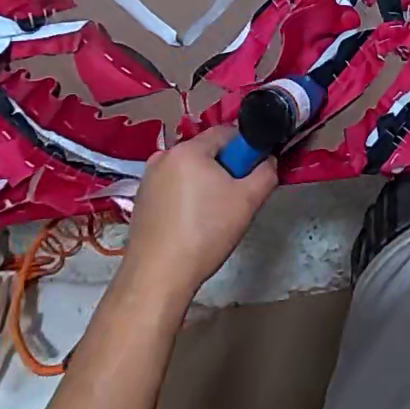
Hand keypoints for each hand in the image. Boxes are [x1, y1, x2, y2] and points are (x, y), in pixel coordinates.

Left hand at [117, 126, 277, 306]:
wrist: (158, 276)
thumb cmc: (206, 233)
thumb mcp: (248, 201)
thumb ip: (266, 173)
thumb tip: (269, 159)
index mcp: (189, 149)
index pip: (226, 132)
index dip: (246, 148)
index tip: (254, 172)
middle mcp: (164, 155)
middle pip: (206, 151)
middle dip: (225, 168)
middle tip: (236, 197)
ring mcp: (148, 177)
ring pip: (189, 170)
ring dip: (205, 182)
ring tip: (214, 214)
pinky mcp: (141, 199)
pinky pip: (172, 186)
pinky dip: (186, 196)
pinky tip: (191, 223)